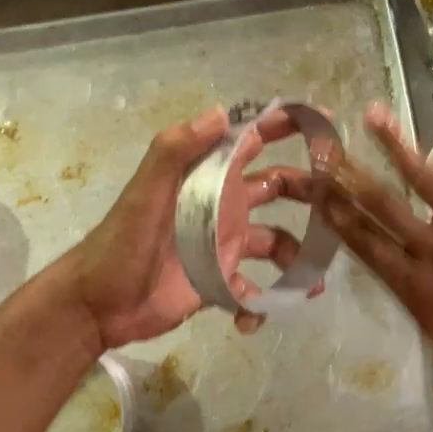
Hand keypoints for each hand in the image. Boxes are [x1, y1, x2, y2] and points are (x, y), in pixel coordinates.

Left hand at [56, 106, 317, 349]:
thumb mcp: (145, 190)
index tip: (328, 124)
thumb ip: (177, 149)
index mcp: (212, 177)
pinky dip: (260, 305)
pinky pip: (253, 291)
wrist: (95, 305)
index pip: (255, 140)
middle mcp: (226, 205)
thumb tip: (222, 112)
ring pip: (278, 241)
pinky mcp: (220, 283)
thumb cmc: (122, 240)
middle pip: (281, 187)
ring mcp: (225, 245)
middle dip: (311, 190)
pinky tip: (250, 320)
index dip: (288, 125)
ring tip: (312, 279)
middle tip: (338, 202)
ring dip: (297, 256)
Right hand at [321, 102, 432, 404]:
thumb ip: (412, 288)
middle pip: (383, 205)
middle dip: (350, 173)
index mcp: (413, 285)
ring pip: (426, 181)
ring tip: (375, 114)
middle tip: (326, 144)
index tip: (314, 185)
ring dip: (397, 145)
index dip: (335, 211)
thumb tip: (391, 258)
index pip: (364, 241)